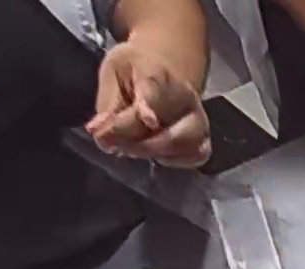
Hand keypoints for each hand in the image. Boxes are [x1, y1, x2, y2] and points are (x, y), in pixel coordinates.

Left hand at [88, 40, 210, 167]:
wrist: (166, 71)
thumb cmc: (135, 73)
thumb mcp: (114, 75)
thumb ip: (108, 104)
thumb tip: (99, 133)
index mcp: (158, 72)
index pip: (154, 90)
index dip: (150, 106)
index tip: (147, 120)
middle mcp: (187, 99)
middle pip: (167, 128)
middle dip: (135, 140)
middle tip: (107, 143)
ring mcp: (200, 123)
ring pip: (181, 146)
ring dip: (152, 152)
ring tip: (128, 150)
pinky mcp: (204, 142)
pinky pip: (192, 158)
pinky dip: (171, 160)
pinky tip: (155, 154)